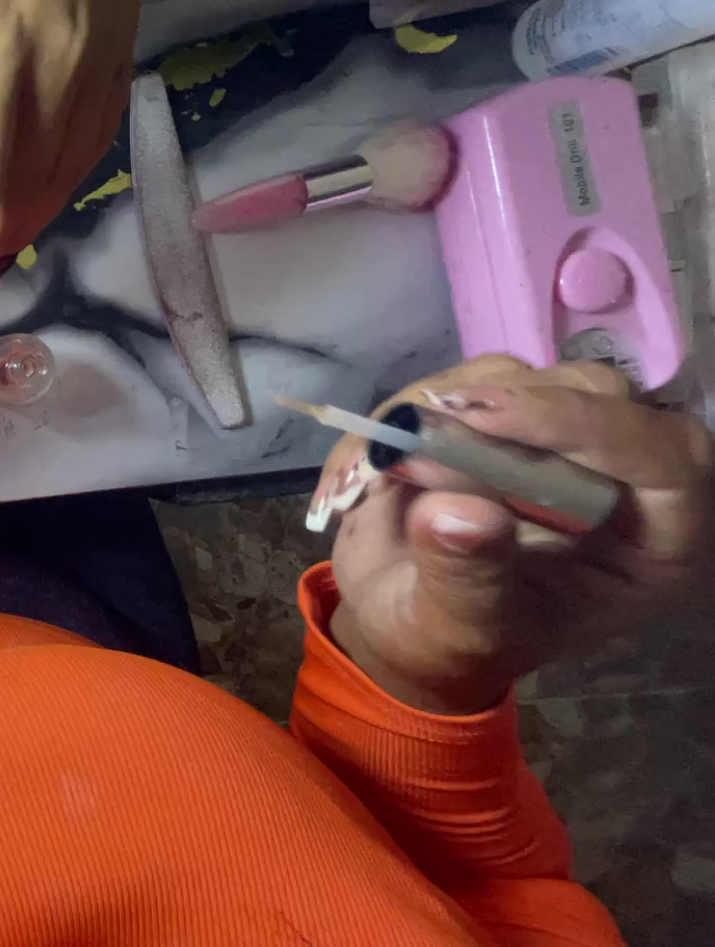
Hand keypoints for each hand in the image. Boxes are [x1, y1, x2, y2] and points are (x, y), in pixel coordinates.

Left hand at [0, 0, 140, 314]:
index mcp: (0, 53)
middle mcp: (62, 69)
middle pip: (30, 185)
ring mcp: (100, 59)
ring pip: (68, 170)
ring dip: (34, 221)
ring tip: (3, 256)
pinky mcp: (122, 47)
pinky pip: (96, 136)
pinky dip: (68, 181)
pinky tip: (44, 199)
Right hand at [314, 356, 714, 713]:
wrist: (394, 619)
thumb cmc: (443, 635)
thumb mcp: (458, 623)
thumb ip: (466, 572)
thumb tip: (458, 511)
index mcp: (641, 537)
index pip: (654, 452)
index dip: (578, 422)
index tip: (480, 416)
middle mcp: (601, 479)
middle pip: (592, 392)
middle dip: (511, 399)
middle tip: (428, 422)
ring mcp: (532, 447)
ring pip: (510, 377)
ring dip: (435, 405)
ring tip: (377, 463)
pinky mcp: (470, 432)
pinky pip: (441, 392)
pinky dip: (391, 419)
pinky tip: (357, 467)